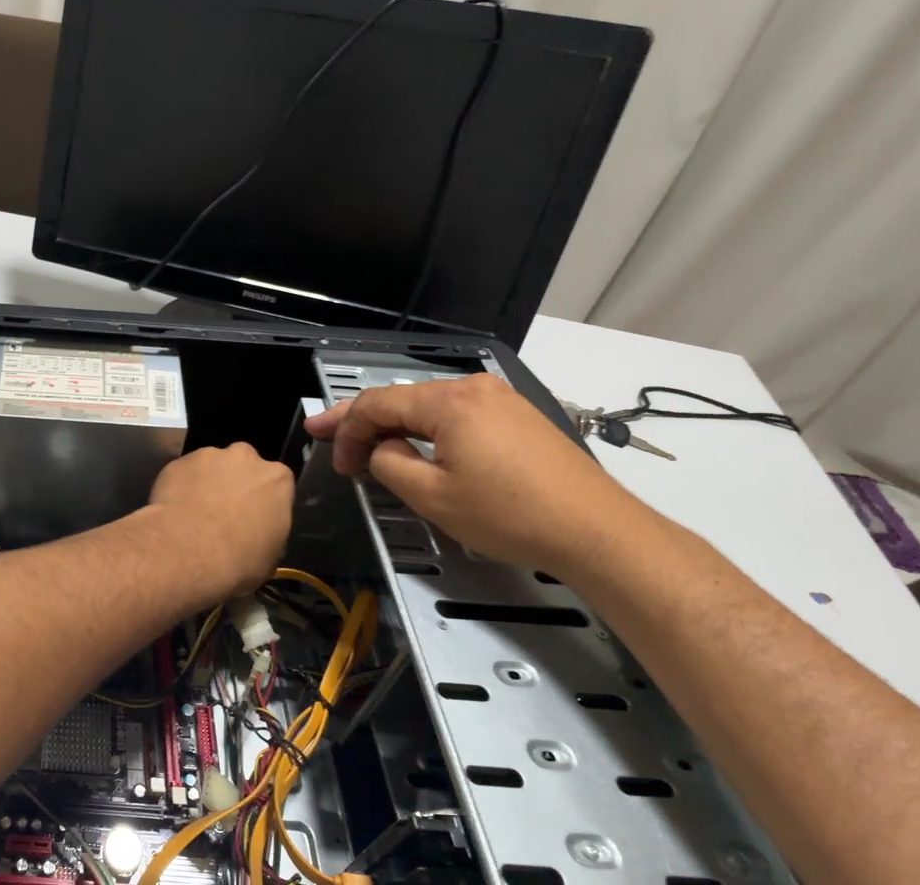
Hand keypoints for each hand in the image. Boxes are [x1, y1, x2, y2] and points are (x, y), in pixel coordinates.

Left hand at [148, 443, 293, 596]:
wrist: (187, 553)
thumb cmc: (239, 560)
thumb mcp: (271, 556)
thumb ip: (269, 530)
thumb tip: (257, 532)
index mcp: (277, 479)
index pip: (276, 483)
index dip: (264, 501)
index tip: (254, 517)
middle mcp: (245, 457)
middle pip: (243, 466)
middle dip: (235, 483)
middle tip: (224, 512)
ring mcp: (208, 456)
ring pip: (211, 466)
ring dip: (207, 483)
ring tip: (195, 513)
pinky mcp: (177, 462)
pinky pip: (183, 473)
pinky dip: (181, 486)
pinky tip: (175, 510)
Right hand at [303, 375, 652, 572]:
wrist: (596, 531)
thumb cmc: (510, 515)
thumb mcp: (433, 497)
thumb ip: (390, 464)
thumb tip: (383, 449)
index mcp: (449, 402)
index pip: (378, 404)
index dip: (346, 430)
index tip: (336, 463)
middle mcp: (473, 389)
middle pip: (402, 399)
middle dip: (362, 420)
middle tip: (324, 432)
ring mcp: (500, 400)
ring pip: (429, 407)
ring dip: (395, 425)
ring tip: (367, 444)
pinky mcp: (518, 418)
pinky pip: (457, 416)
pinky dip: (428, 430)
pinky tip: (415, 446)